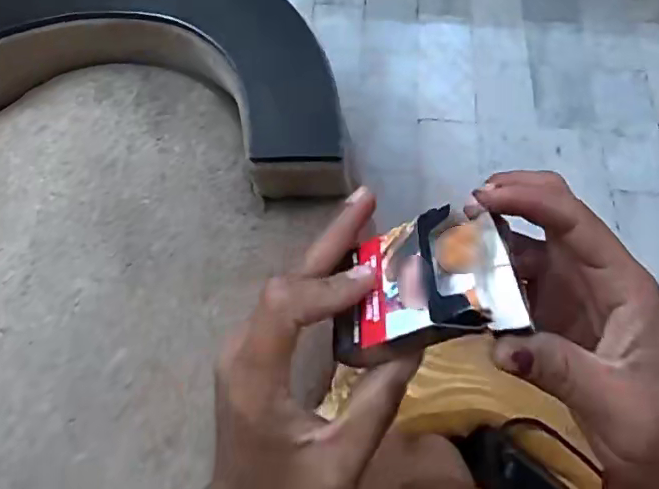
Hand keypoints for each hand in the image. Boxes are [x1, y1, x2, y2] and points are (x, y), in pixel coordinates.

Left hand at [212, 186, 422, 488]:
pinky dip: (322, 278)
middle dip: (332, 236)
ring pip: (289, 284)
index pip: (286, 305)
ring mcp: (245, 345)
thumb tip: (415, 343)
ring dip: (329, 252)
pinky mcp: (255, 349)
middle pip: (287, 278)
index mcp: (254, 376)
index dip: (332, 285)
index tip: (375, 278)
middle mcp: (242, 348)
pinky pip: (289, 302)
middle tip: (368, 197)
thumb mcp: (338, 463)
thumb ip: (377, 403)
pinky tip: (348, 264)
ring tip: (365, 220)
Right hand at [473, 171, 658, 488]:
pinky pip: (518, 275)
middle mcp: (594, 271)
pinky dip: (493, 270)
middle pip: (553, 211)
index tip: (486, 196)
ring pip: (530, 239)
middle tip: (471, 205)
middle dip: (513, 195)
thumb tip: (501, 346)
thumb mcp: (612, 402)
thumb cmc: (655, 428)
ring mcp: (573, 288)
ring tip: (459, 242)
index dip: (530, 199)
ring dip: (496, 233)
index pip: (573, 220)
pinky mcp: (554, 309)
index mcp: (620, 279)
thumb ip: (559, 368)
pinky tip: (469, 279)